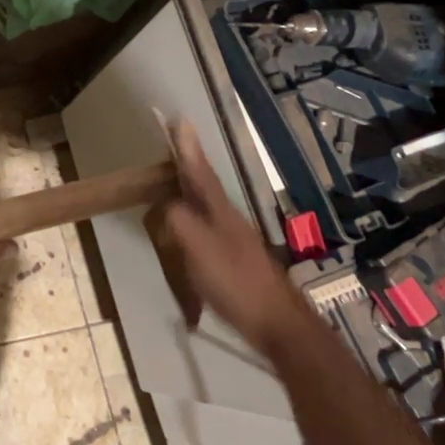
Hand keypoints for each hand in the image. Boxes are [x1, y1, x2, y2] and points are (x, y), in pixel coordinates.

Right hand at [151, 118, 311, 357]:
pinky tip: (182, 232)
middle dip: (186, 164)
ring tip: (170, 181)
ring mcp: (233, 240)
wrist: (278, 325)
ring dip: (187, 190)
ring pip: (204, 206)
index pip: (198, 172)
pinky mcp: (232, 260)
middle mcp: (227, 219)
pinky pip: (203, 229)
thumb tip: (166, 205)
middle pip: (202, 185)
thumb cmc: (236, 283)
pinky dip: (188, 221)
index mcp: (219, 212)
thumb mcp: (199, 248)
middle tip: (171, 144)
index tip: (179, 119)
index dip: (187, 148)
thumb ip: (179, 221)